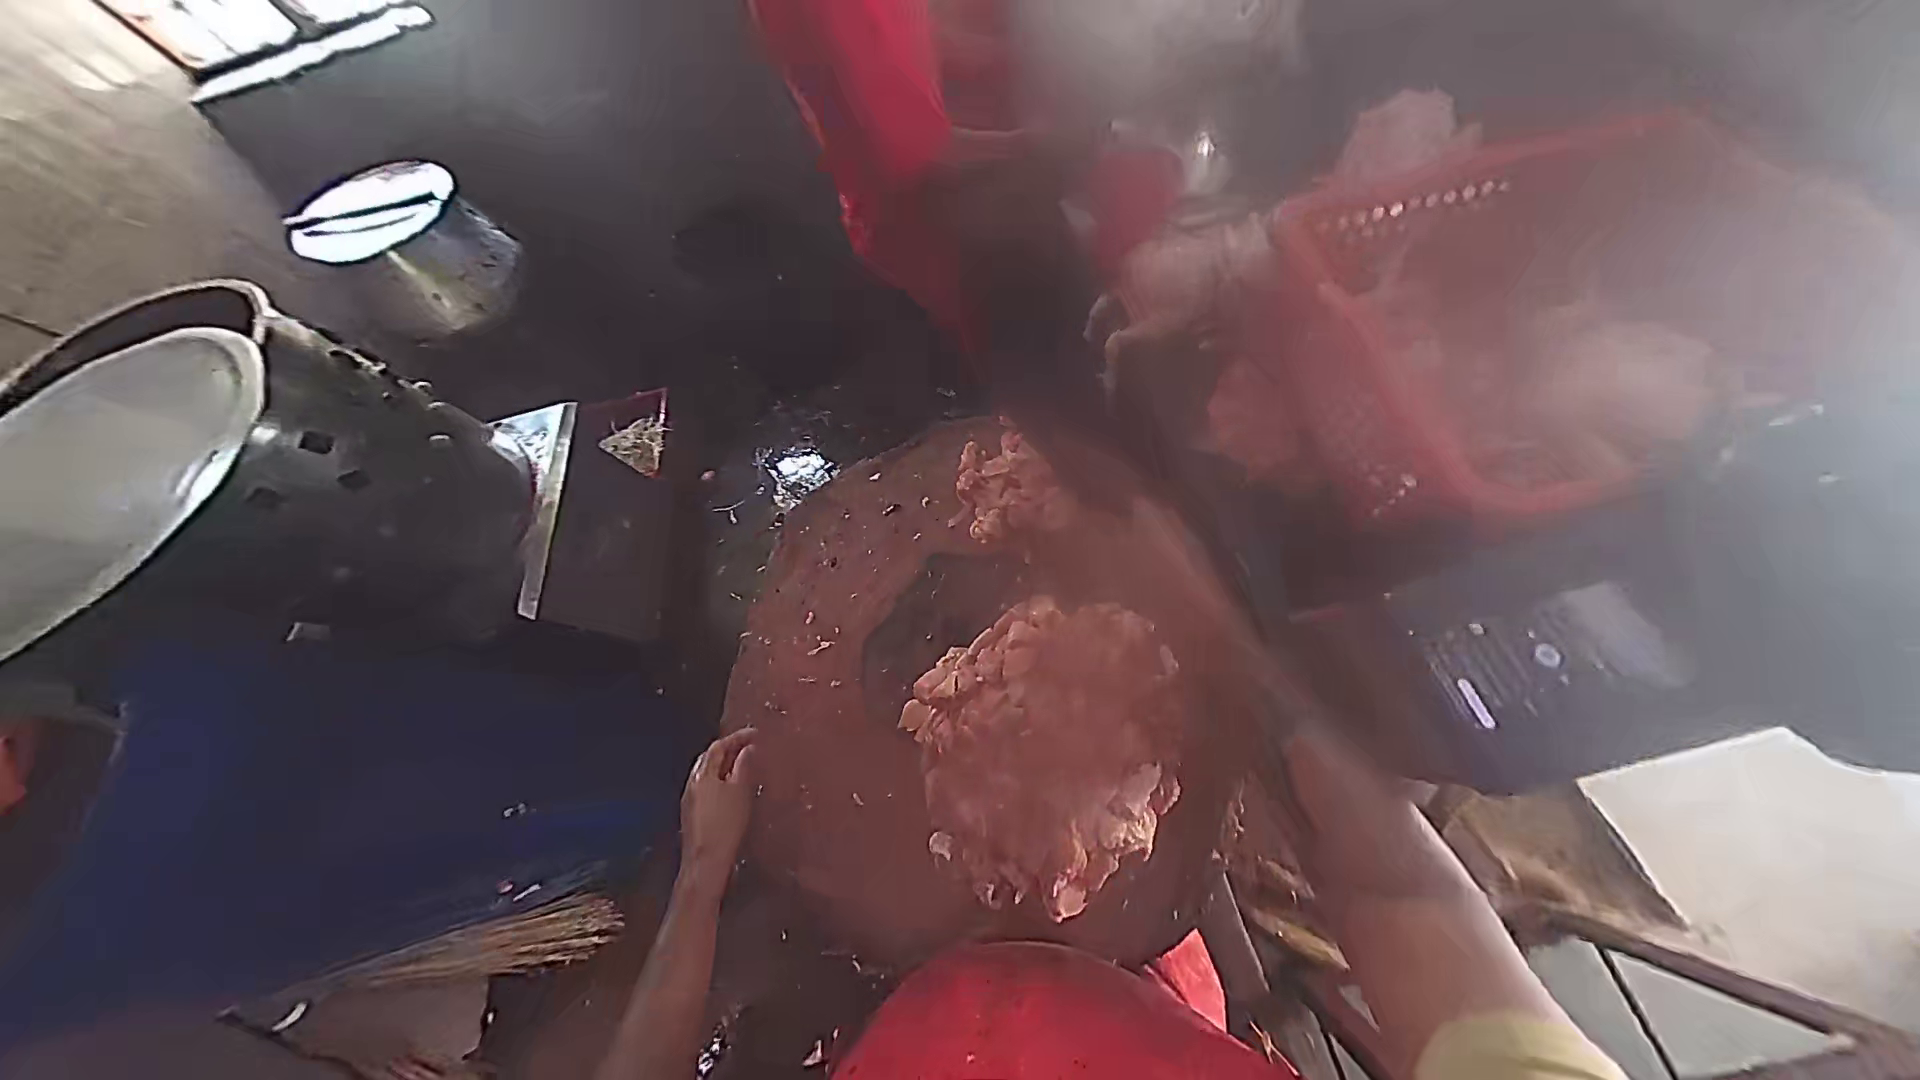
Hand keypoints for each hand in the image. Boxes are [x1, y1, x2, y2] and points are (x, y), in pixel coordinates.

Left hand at [678, 728, 757, 894]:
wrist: (706, 861)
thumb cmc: (726, 824)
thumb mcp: (740, 791)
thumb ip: (744, 766)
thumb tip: (748, 748)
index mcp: (702, 775)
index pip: (718, 747)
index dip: (737, 737)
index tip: (755, 733)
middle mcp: (692, 783)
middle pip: (709, 758)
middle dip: (729, 748)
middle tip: (749, 745)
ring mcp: (690, 799)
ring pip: (707, 772)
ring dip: (724, 763)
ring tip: (743, 762)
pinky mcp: (692, 813)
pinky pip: (707, 785)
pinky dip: (720, 777)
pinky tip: (732, 785)